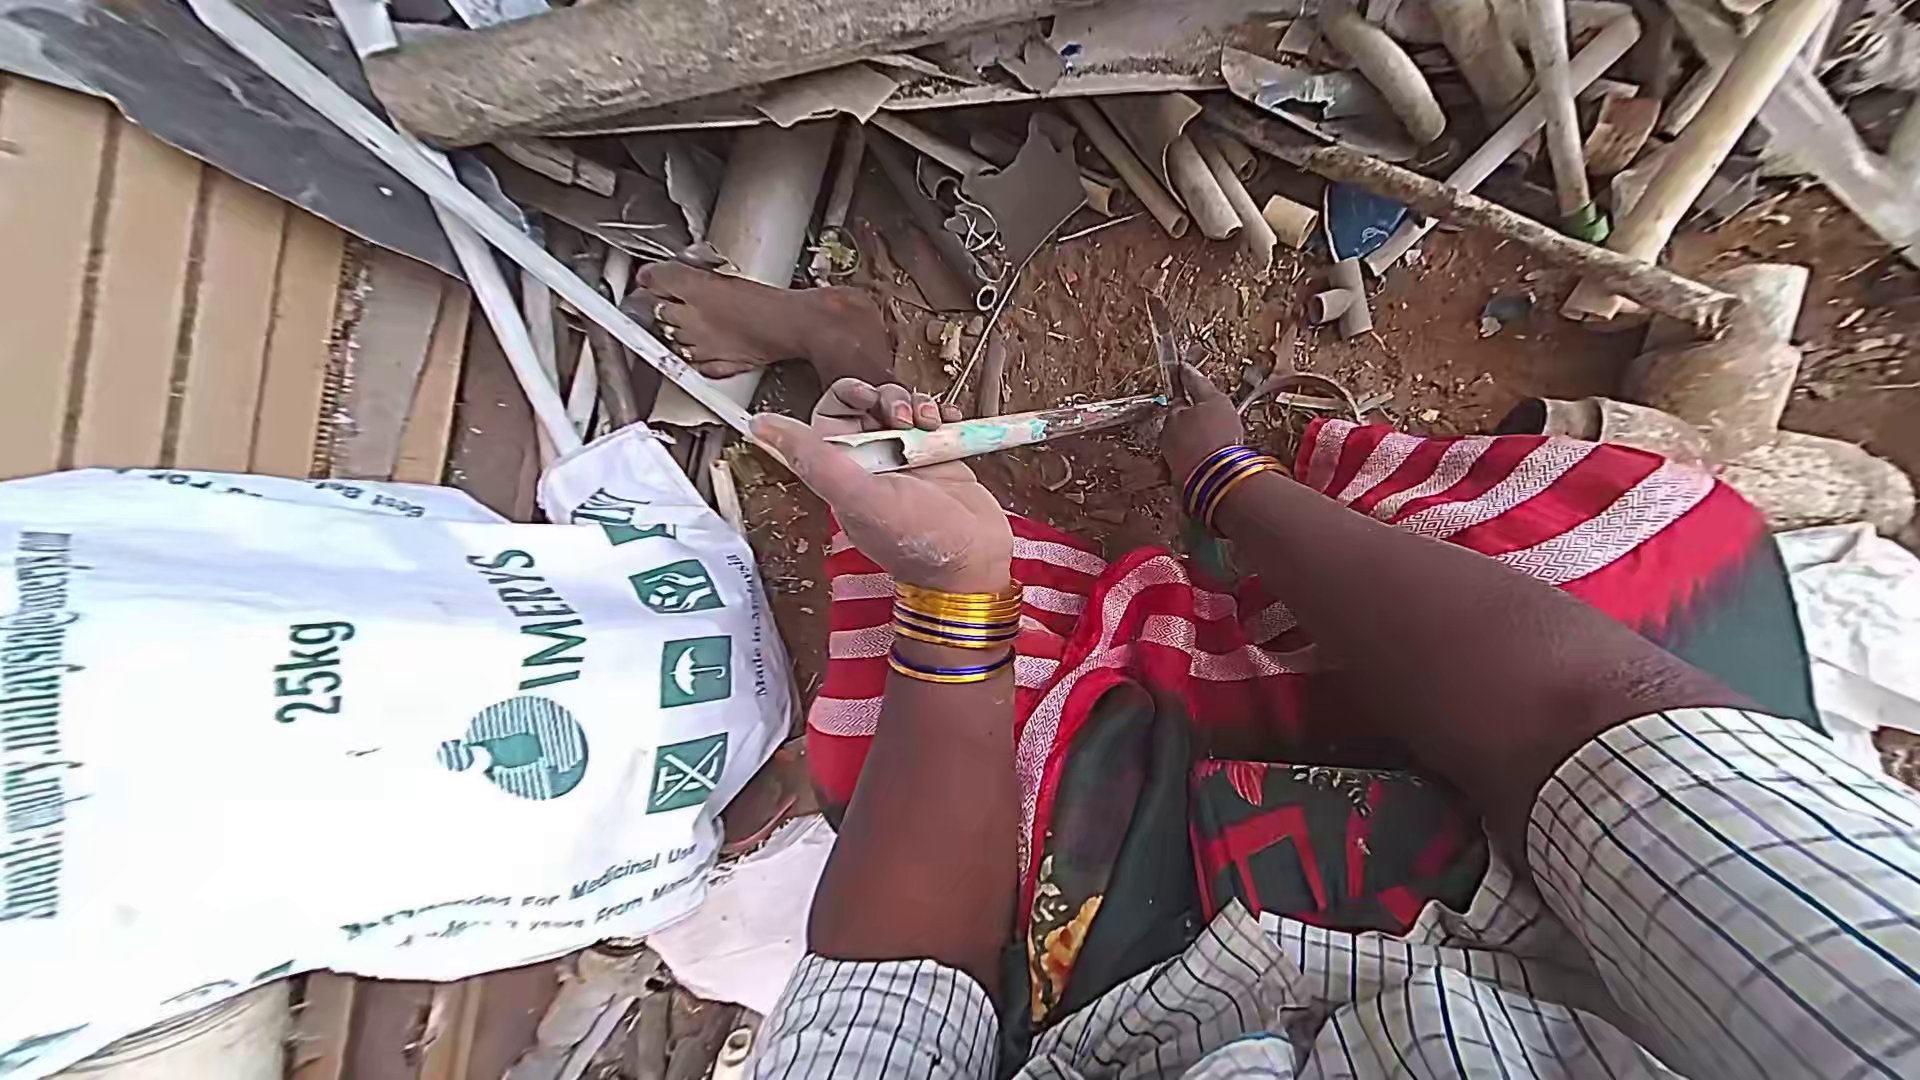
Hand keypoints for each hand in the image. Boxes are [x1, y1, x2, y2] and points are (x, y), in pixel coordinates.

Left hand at [753, 380, 1013, 593]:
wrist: (975, 561)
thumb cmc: (920, 541)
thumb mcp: (861, 498)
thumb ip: (813, 460)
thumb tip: (761, 426)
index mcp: (846, 473)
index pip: (831, 417)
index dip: (847, 396)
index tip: (868, 397)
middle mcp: (875, 465)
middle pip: (870, 407)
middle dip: (888, 398)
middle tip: (905, 417)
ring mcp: (909, 460)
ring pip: (904, 409)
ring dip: (918, 404)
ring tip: (933, 423)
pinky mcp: (940, 459)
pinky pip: (936, 422)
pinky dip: (943, 414)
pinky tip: (950, 423)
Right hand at [1159, 364, 1246, 490]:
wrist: (1212, 479)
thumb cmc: (1191, 444)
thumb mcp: (1173, 421)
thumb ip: (1174, 410)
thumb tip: (1177, 406)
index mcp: (1214, 398)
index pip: (1195, 380)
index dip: (1184, 374)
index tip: (1180, 367)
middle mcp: (1225, 414)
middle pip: (1199, 408)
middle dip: (1183, 415)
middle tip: (1169, 416)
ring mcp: (1228, 436)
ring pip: (1198, 432)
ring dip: (1183, 440)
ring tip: (1168, 451)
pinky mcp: (1225, 457)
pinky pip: (1201, 451)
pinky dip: (1188, 455)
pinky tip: (1175, 466)